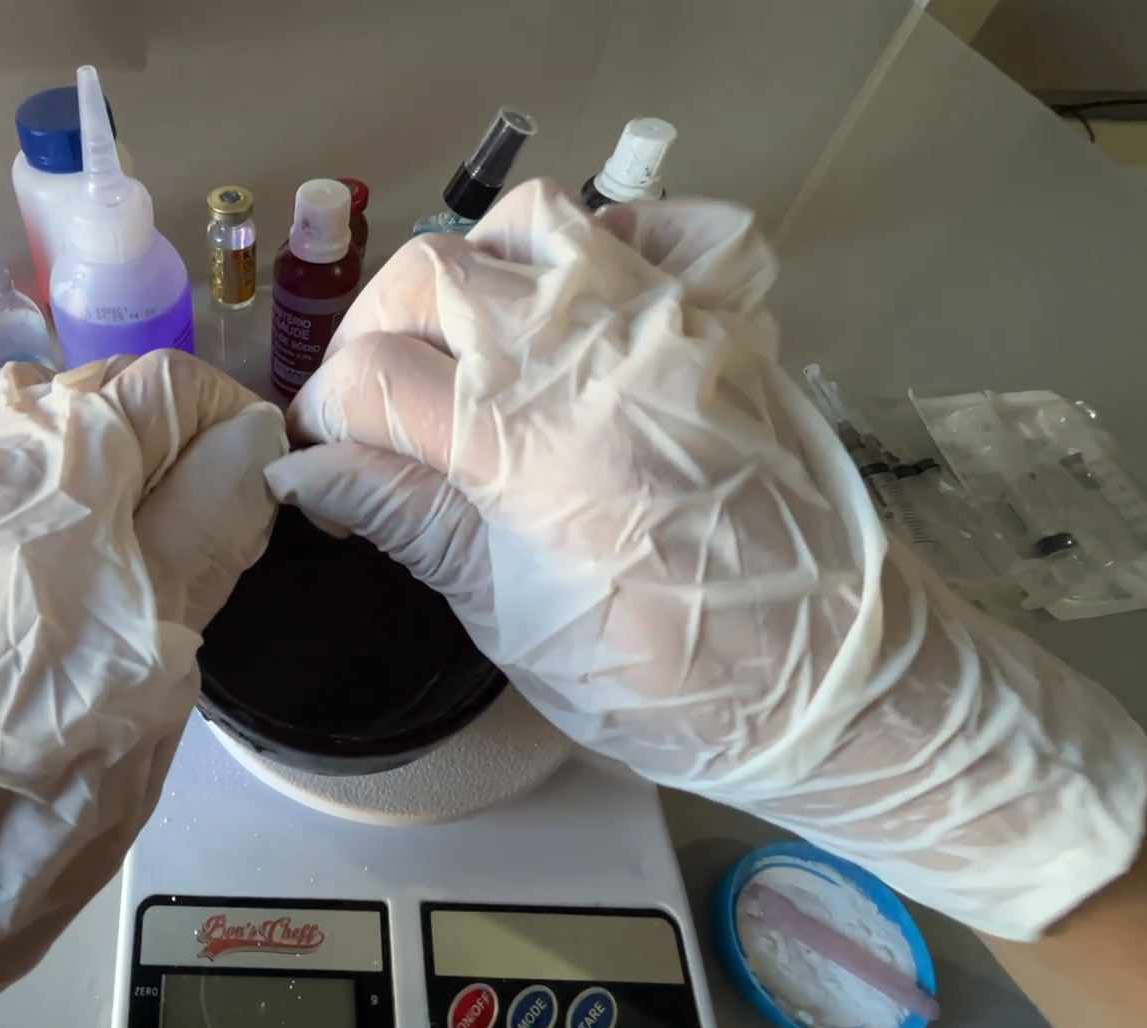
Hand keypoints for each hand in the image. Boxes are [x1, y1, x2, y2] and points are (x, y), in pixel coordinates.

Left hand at [0, 351, 285, 1027]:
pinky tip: (73, 580)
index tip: (261, 490)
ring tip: (148, 565)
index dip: (232, 421)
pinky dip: (66, 506)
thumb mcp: (145, 660)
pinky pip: (8, 486)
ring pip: (57, 442)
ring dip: (124, 480)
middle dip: (179, 450)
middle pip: (108, 400)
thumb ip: (202, 531)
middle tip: (211, 539)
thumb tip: (253, 438)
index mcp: (52, 468)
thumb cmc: (19, 785)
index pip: (168, 381)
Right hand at [267, 179, 1146, 941]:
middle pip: (428, 274)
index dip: (322, 419)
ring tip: (458, 350)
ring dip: (465, 276)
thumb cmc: (661, 682)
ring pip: (529, 221)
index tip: (326, 472)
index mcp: (531, 447)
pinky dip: (592, 247)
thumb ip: (407, 520)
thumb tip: (301, 471)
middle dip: (370, 334)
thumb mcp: (507, 617)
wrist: (845, 687)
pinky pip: (653, 224)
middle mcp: (597, 354)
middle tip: (373, 409)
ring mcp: (672, 319)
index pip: (371, 378)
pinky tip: (570, 310)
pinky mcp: (729, 317)